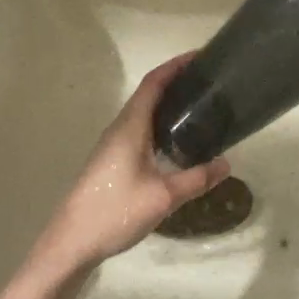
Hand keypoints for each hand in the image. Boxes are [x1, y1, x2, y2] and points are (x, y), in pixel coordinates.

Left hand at [35, 55, 231, 272]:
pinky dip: (161, 125)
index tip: (200, 56)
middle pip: (149, 94)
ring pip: (144, 114)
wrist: (71, 242)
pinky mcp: (112, 162)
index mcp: (130, 126)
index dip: (175, 66)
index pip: (154, 83)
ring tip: (199, 108)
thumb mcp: (163, 197)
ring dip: (168, 105)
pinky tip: (177, 142)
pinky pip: (140, 131)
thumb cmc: (114, 211)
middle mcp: (120, 129)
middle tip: (209, 83)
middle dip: (176, 82)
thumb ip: (197, 179)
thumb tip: (227, 164)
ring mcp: (113, 145)